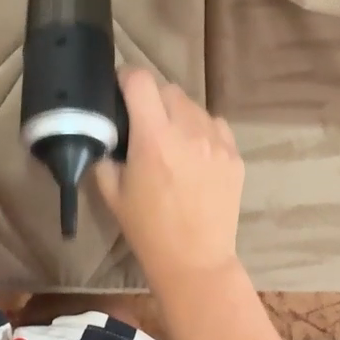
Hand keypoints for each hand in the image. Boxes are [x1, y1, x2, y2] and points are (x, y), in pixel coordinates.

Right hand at [94, 68, 243, 288]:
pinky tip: (194, 151)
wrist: (195, 260)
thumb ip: (104, 156)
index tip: (119, 89)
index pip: (140, 81)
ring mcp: (216, 141)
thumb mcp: (111, 193)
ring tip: (170, 138)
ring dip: (177, 113)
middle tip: (142, 119)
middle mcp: (188, 131)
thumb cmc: (147, 228)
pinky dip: (201, 129)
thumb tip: (105, 133)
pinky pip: (215, 124)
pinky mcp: (235, 154)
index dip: (126, 78)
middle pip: (167, 89)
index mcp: (154, 138)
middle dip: (151, 97)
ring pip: (193, 105)